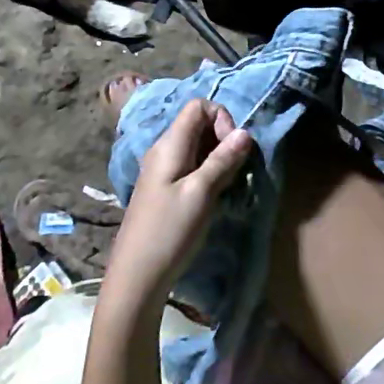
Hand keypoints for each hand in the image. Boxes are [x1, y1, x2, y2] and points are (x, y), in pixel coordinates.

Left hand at [104, 99, 253, 312]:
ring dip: (219, 158)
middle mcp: (164, 150)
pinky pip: (192, 165)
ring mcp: (163, 170)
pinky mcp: (165, 188)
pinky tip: (215, 195)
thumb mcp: (201, 193)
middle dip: (224, 139)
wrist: (137, 276)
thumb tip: (245, 132)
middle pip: (199, 124)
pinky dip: (209, 172)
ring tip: (228, 184)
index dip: (222, 119)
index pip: (199, 106)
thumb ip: (223, 160)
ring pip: (198, 146)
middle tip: (235, 169)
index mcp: (170, 145)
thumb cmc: (170, 231)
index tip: (233, 149)